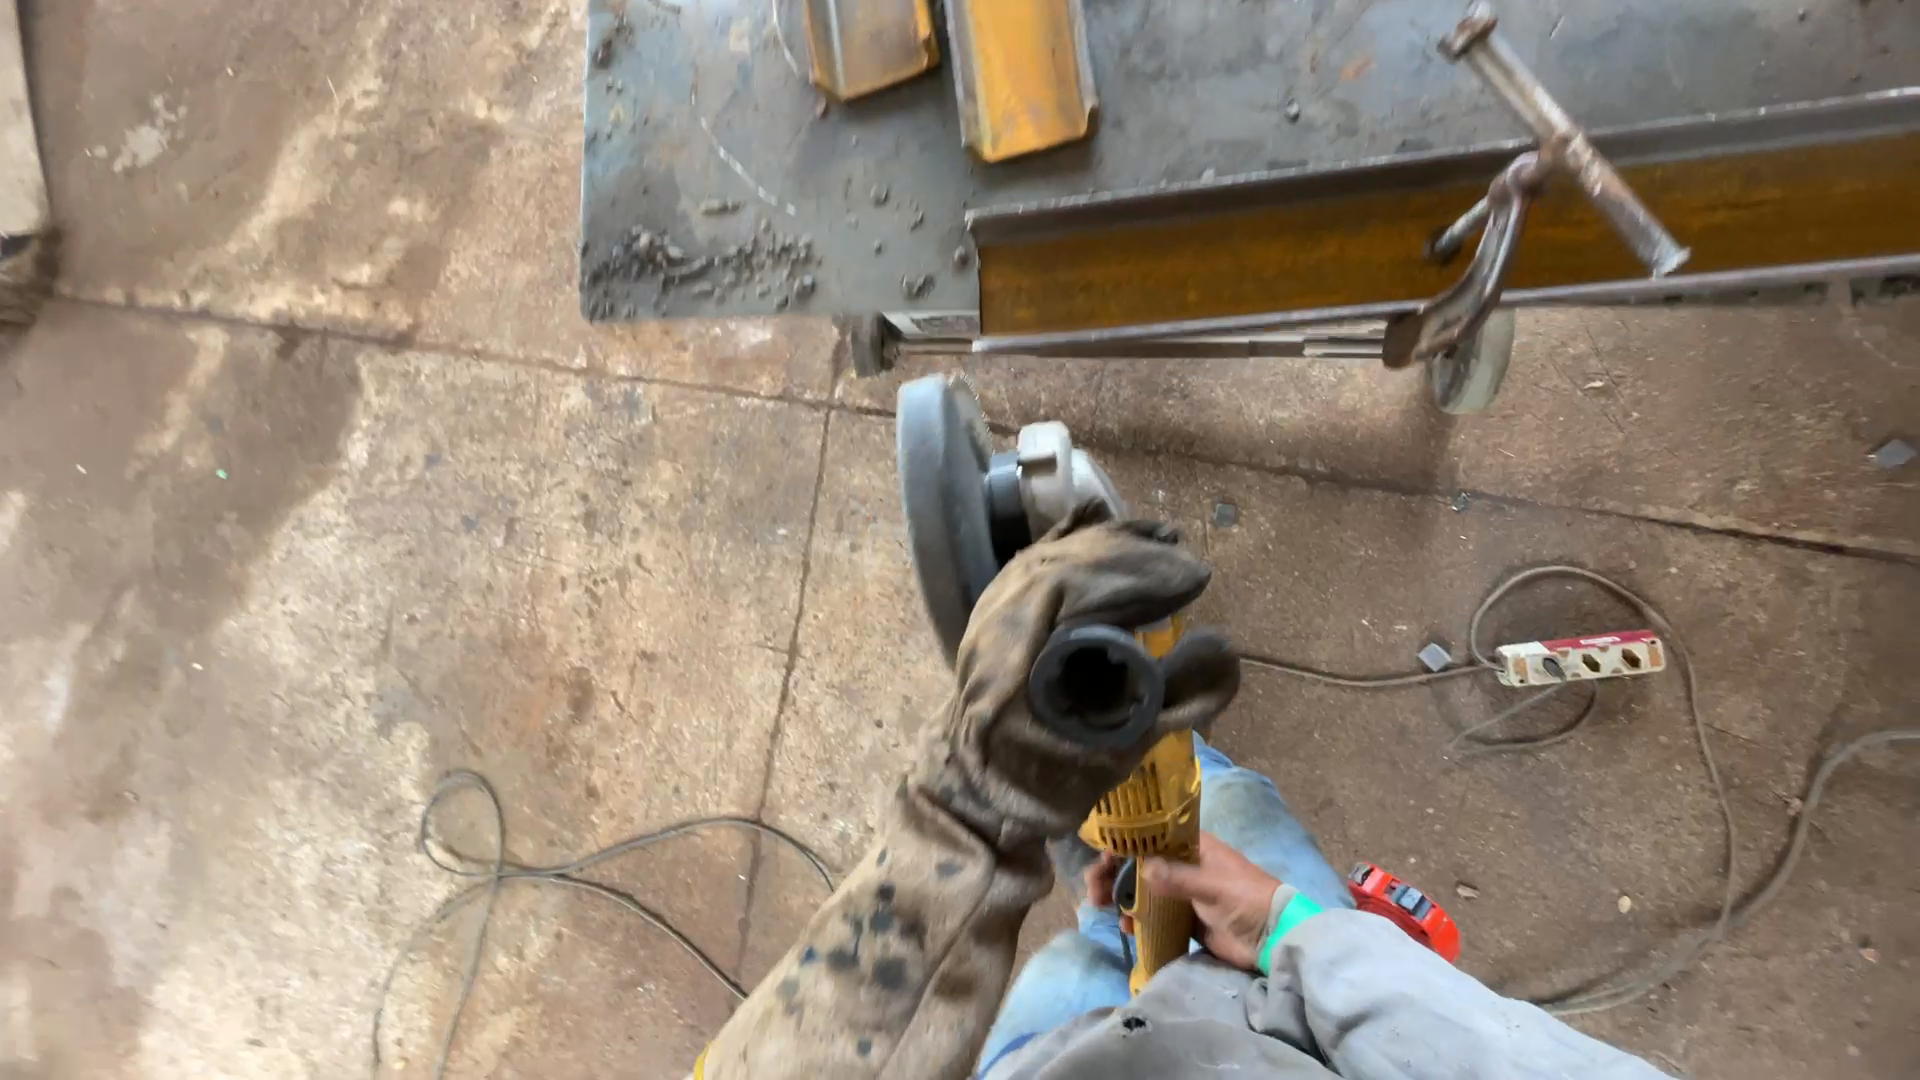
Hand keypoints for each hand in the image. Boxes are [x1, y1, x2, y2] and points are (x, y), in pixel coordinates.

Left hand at [914, 503, 1240, 845]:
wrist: (980, 791)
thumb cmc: (1048, 782)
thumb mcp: (1121, 751)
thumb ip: (1178, 702)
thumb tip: (1225, 646)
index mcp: (1019, 654)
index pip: (1085, 589)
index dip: (1147, 578)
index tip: (1197, 576)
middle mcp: (997, 620)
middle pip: (1068, 562)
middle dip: (1133, 554)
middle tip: (1186, 554)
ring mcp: (989, 611)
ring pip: (1051, 556)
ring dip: (1107, 542)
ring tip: (1161, 534)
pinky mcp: (993, 611)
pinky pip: (1030, 559)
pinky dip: (1064, 536)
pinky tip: (1093, 512)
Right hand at [1092, 832, 1280, 970]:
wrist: (1274, 938)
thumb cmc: (1246, 899)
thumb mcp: (1212, 885)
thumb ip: (1177, 878)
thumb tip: (1141, 869)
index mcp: (1190, 845)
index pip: (1148, 836)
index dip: (1123, 844)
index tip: (1103, 858)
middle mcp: (1181, 863)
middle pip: (1138, 862)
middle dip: (1113, 873)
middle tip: (1093, 890)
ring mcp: (1181, 891)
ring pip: (1140, 888)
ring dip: (1119, 895)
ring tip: (1101, 907)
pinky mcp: (1183, 918)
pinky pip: (1151, 913)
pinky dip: (1135, 917)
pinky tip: (1125, 926)